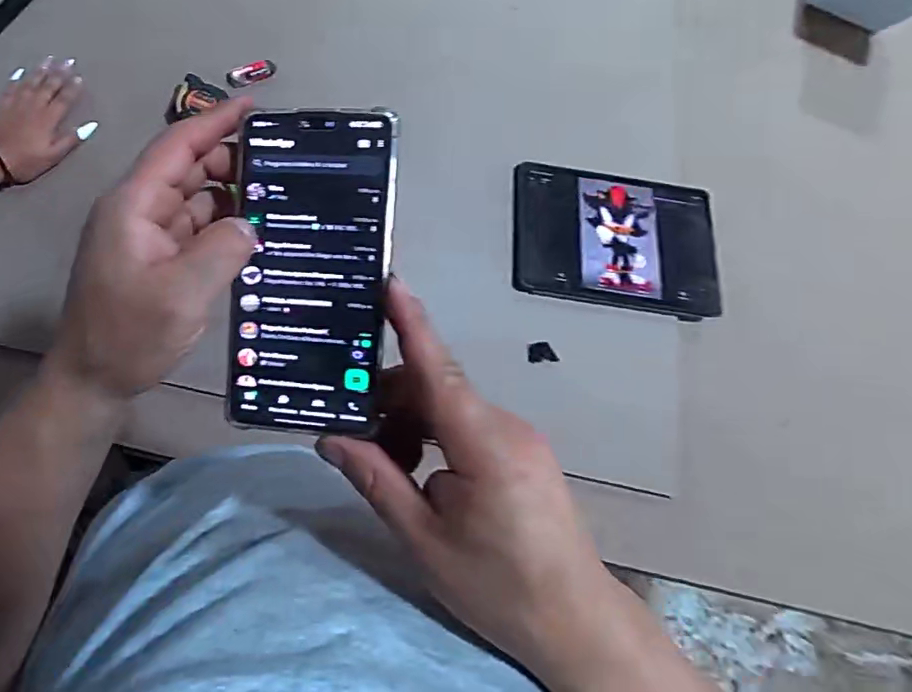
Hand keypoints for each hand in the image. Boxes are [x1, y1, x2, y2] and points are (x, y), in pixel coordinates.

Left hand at [0, 57, 92, 183]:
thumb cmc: (25, 161)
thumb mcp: (52, 156)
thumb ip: (71, 139)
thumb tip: (91, 124)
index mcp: (48, 118)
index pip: (64, 99)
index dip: (73, 88)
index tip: (79, 77)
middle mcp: (35, 106)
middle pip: (49, 85)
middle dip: (60, 72)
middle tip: (69, 60)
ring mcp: (17, 104)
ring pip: (32, 82)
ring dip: (41, 70)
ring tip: (49, 59)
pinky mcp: (3, 106)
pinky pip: (11, 87)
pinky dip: (17, 78)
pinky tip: (21, 70)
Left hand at [47, 98, 257, 401]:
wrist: (90, 379)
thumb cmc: (126, 335)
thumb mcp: (180, 295)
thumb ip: (221, 250)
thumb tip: (250, 223)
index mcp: (133, 204)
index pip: (175, 146)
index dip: (213, 122)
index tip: (253, 107)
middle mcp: (138, 210)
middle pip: (186, 168)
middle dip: (229, 159)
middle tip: (281, 164)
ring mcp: (146, 234)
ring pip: (193, 198)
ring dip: (229, 192)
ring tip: (277, 192)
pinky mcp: (155, 257)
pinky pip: (192, 227)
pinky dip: (221, 224)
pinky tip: (254, 229)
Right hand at [317, 279, 708, 691]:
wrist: (582, 631)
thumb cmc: (501, 589)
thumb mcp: (424, 540)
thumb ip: (376, 479)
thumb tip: (330, 438)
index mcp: (485, 445)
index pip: (438, 370)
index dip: (411, 322)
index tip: (389, 281)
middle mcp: (504, 427)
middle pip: (430, 387)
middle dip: (385, 399)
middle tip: (347, 428)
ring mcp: (515, 436)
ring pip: (442, 404)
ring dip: (404, 420)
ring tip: (383, 462)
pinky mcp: (518, 449)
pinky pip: (460, 421)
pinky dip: (427, 432)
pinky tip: (412, 468)